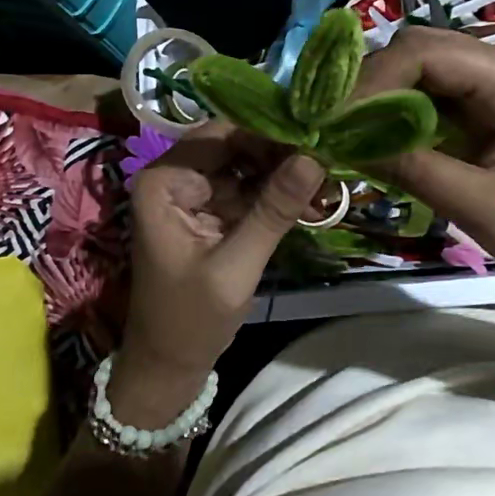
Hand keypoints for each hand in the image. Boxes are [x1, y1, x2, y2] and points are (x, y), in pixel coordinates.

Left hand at [116, 127, 323, 425]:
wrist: (169, 363)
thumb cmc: (191, 318)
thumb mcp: (236, 265)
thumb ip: (273, 210)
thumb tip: (315, 158)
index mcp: (165, 181)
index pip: (222, 134)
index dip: (268, 131)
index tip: (316, 135)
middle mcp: (175, 177)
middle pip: (236, 145)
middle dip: (281, 153)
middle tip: (329, 160)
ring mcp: (194, 194)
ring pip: (247, 166)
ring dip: (284, 174)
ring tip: (328, 182)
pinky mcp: (211, 212)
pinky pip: (249, 190)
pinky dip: (277, 196)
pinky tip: (312, 202)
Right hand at [354, 27, 494, 307]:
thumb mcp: (494, 211)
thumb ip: (421, 172)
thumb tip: (349, 143)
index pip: (430, 52)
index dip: (376, 79)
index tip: (336, 121)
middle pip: (425, 55)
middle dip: (374, 85)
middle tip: (333, 127)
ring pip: (426, 79)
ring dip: (384, 103)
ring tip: (347, 136)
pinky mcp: (494, 123)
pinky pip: (438, 109)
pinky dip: (403, 124)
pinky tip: (380, 147)